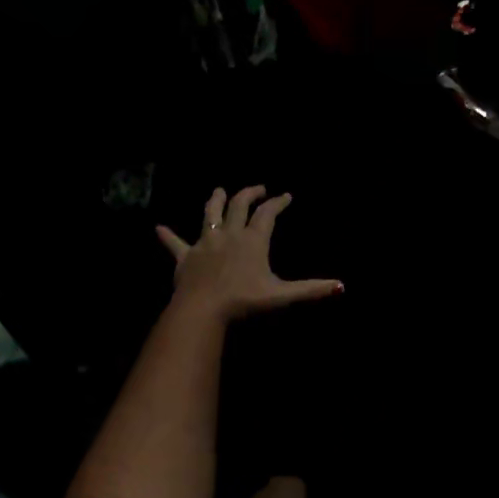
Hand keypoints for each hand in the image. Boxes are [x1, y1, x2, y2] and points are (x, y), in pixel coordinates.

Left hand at [155, 186, 342, 321]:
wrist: (203, 309)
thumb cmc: (244, 301)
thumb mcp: (281, 295)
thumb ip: (310, 289)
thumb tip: (341, 286)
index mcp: (252, 240)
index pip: (268, 214)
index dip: (278, 203)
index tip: (286, 196)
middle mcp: (229, 234)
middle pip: (239, 205)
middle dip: (250, 193)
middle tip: (259, 188)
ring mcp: (205, 243)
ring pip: (209, 214)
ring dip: (215, 200)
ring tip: (219, 190)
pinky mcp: (185, 256)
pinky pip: (175, 243)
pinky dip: (167, 236)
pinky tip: (157, 228)